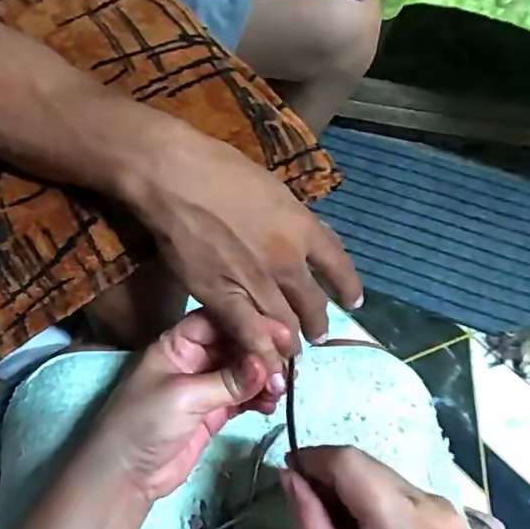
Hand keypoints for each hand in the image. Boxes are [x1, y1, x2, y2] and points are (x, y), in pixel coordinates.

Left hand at [73, 311, 284, 502]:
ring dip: (265, 377)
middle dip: (262, 351)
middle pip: (235, 344)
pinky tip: (272, 403)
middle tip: (290, 362)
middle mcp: (193, 358)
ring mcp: (205, 386)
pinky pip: (243, 397)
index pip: (217, 320)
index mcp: (176, 343)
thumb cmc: (143, 423)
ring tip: (282, 388)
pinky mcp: (214, 413)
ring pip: (243, 371)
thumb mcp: (184, 396)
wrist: (125, 476)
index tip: (280, 331)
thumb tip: (267, 365)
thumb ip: (227, 381)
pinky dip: (259, 398)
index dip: (247, 322)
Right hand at [128, 135, 361, 374]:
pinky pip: (249, 332)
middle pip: (313, 303)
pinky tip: (269, 359)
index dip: (348, 287)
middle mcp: (288, 260)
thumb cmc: (220, 169)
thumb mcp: (272, 188)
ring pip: (285, 323)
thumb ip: (290, 218)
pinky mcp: (223, 296)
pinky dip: (262, 349)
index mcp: (303, 227)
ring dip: (293, 341)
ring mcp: (257, 282)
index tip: (352, 301)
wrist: (177, 178)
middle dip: (318, 324)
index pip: (338, 265)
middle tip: (318, 335)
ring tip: (293, 352)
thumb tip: (301, 234)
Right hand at [281, 446, 517, 528]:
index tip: (287, 481)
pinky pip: (388, 484)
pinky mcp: (441, 504)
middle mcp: (428, 502)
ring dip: (342, 487)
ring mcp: (439, 500)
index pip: (349, 463)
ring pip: (372, 470)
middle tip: (310, 517)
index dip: (311, 460)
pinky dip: (363, 496)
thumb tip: (289, 479)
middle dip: (323, 476)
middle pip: (359, 462)